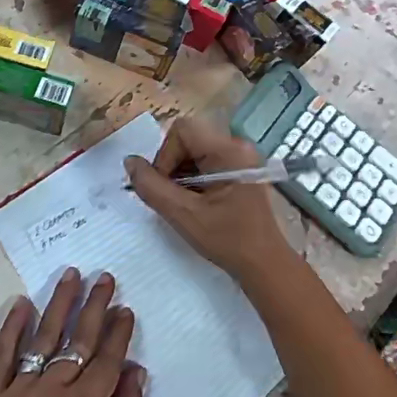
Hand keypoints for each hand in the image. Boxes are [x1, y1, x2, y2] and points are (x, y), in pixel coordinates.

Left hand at [0, 269, 143, 396]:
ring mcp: (14, 395)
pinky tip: (22, 303)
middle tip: (104, 276)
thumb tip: (135, 369)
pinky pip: (1, 357)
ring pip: (40, 340)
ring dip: (56, 305)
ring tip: (70, 275)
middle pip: (73, 342)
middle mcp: (44, 395)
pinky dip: (11, 328)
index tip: (126, 306)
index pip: (103, 362)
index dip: (117, 333)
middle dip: (92, 307)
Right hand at [123, 118, 291, 279]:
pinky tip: (195, 201)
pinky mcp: (238, 168)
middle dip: (171, 165)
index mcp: (229, 151)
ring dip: (179, 172)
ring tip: (184, 201)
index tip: (166, 186)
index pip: (181, 131)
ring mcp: (239, 156)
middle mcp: (237, 146)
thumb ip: (151, 186)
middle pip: (186, 138)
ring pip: (192, 149)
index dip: (165, 155)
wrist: (266, 266)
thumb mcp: (183, 215)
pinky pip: (203, 159)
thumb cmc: (228, 240)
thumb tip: (130, 162)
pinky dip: (191, 177)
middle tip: (172, 195)